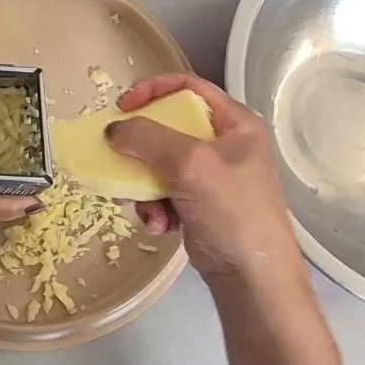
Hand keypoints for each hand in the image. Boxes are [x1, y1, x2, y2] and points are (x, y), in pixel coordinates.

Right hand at [105, 74, 306, 288]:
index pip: (188, 87)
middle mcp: (223, 145)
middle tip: (118, 158)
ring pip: (157, 164)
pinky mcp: (197, 204)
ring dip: (143, 187)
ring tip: (146, 209)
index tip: (121, 107)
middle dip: (140, 151)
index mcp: (235, 124)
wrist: (252, 276)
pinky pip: (161, 192)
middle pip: (166, 128)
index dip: (152, 90)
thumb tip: (112, 130)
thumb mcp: (190, 164)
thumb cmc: (233, 211)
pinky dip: (154, 207)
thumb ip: (148, 138)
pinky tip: (160, 226)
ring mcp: (210, 176)